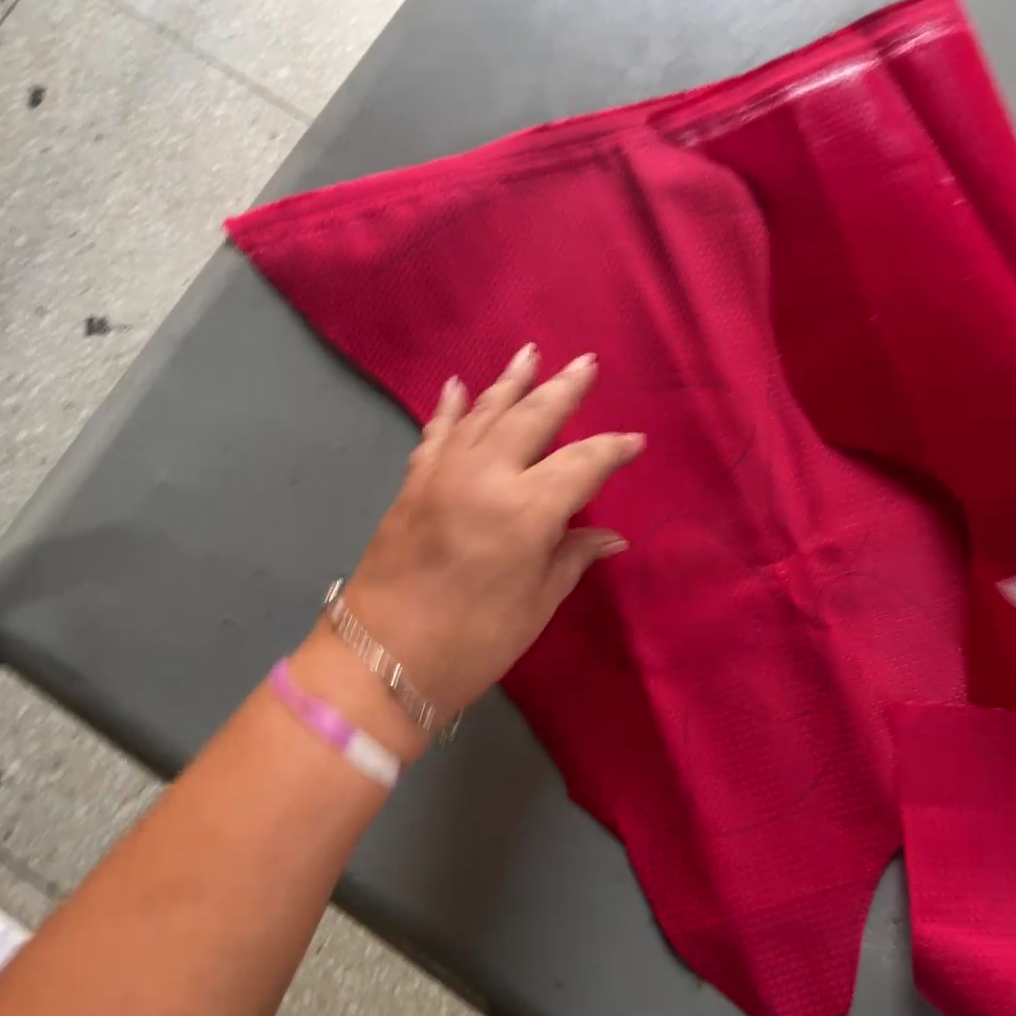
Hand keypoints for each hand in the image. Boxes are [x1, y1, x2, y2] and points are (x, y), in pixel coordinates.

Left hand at [334, 344, 642, 722]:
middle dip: (564, 390)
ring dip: (509, 383)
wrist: (380, 662)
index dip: (612, 451)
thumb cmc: (472, 643)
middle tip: (586, 363)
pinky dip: (450, 409)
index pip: (581, 465)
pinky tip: (458, 387)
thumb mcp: (535, 604)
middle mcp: (484, 477)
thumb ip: (572, 557)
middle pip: (532, 419)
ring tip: (529, 353)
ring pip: (483, 415)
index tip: (635, 441)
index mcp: (525, 511)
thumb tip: (610, 536)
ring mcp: (442, 475)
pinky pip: (437, 434)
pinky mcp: (412, 484)